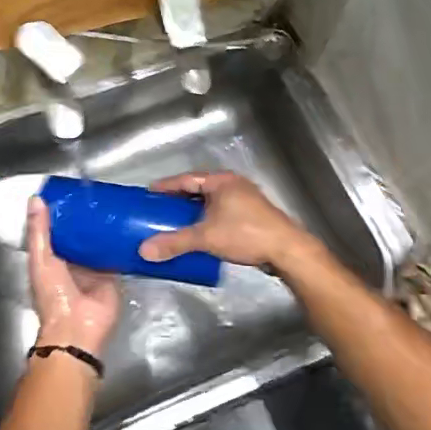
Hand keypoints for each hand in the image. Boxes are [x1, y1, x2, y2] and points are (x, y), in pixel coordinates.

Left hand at [26, 198, 119, 355]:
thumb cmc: (53, 295)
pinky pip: (117, 254)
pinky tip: (128, 224)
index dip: (61, 212)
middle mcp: (72, 262)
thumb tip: (35, 199)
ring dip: (104, 228)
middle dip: (86, 218)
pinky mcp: (113, 273)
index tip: (70, 190)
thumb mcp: (41, 259)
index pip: (56, 230)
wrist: (78, 328)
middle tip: (97, 193)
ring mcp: (94, 268)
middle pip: (80, 234)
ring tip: (114, 203)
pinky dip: (121, 242)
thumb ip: (39, 231)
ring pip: (99, 242)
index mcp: (51, 258)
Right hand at [139, 171, 317, 270]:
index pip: (187, 178)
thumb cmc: (245, 234)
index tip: (149, 192)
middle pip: (199, 189)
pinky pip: (222, 213)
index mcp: (222, 181)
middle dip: (179, 199)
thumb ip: (175, 243)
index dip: (167, 185)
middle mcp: (234, 185)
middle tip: (159, 208)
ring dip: (194, 211)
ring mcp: (245, 200)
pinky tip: (199, 233)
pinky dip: (207, 220)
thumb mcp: (206, 237)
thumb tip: (144, 250)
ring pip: (212, 202)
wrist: (286, 250)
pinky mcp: (252, 216)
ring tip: (175, 222)